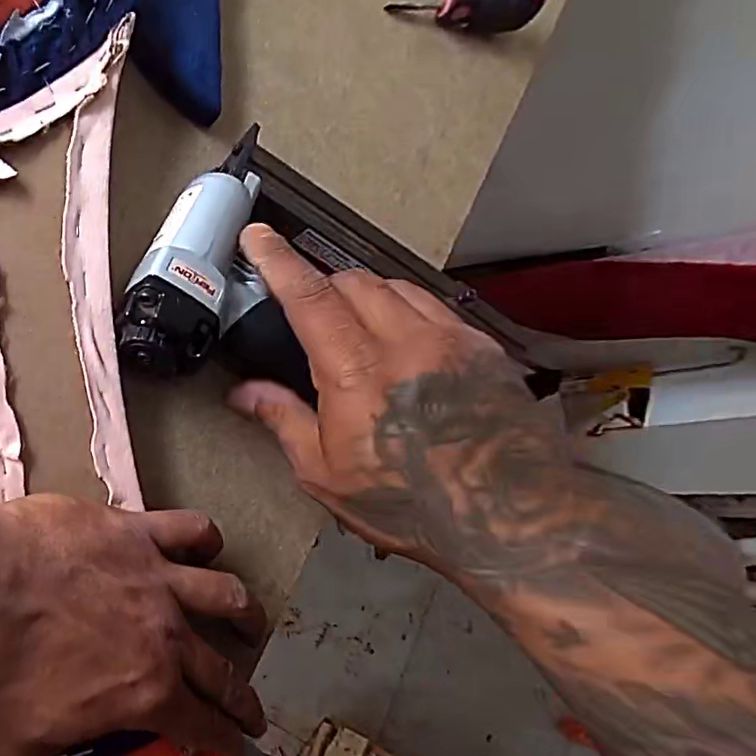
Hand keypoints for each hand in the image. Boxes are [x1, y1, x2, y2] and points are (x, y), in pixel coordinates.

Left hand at [0, 494, 267, 755]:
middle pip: (223, 671)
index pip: (204, 728)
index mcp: (145, 692)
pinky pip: (187, 530)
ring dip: (243, 613)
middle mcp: (165, 635)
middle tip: (247, 708)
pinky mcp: (129, 531)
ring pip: (223, 595)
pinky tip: (201, 545)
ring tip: (247, 620)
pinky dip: (203, 539)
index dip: (224, 744)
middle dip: (242, 697)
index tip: (234, 747)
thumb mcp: (1, 747)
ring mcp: (152, 576)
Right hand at [223, 224, 577, 579]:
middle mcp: (406, 343)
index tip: (259, 237)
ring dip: (362, 292)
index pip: (309, 298)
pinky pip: (434, 306)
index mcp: (356, 373)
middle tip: (301, 303)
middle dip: (319, 282)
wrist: (510, 518)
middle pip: (353, 281)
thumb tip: (245, 394)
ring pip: (396, 286)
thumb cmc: (410, 501)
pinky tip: (397, 337)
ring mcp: (451, 341)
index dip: (278, 262)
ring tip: (347, 320)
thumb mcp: (323, 471)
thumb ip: (283, 419)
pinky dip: (403, 307)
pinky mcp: (484, 351)